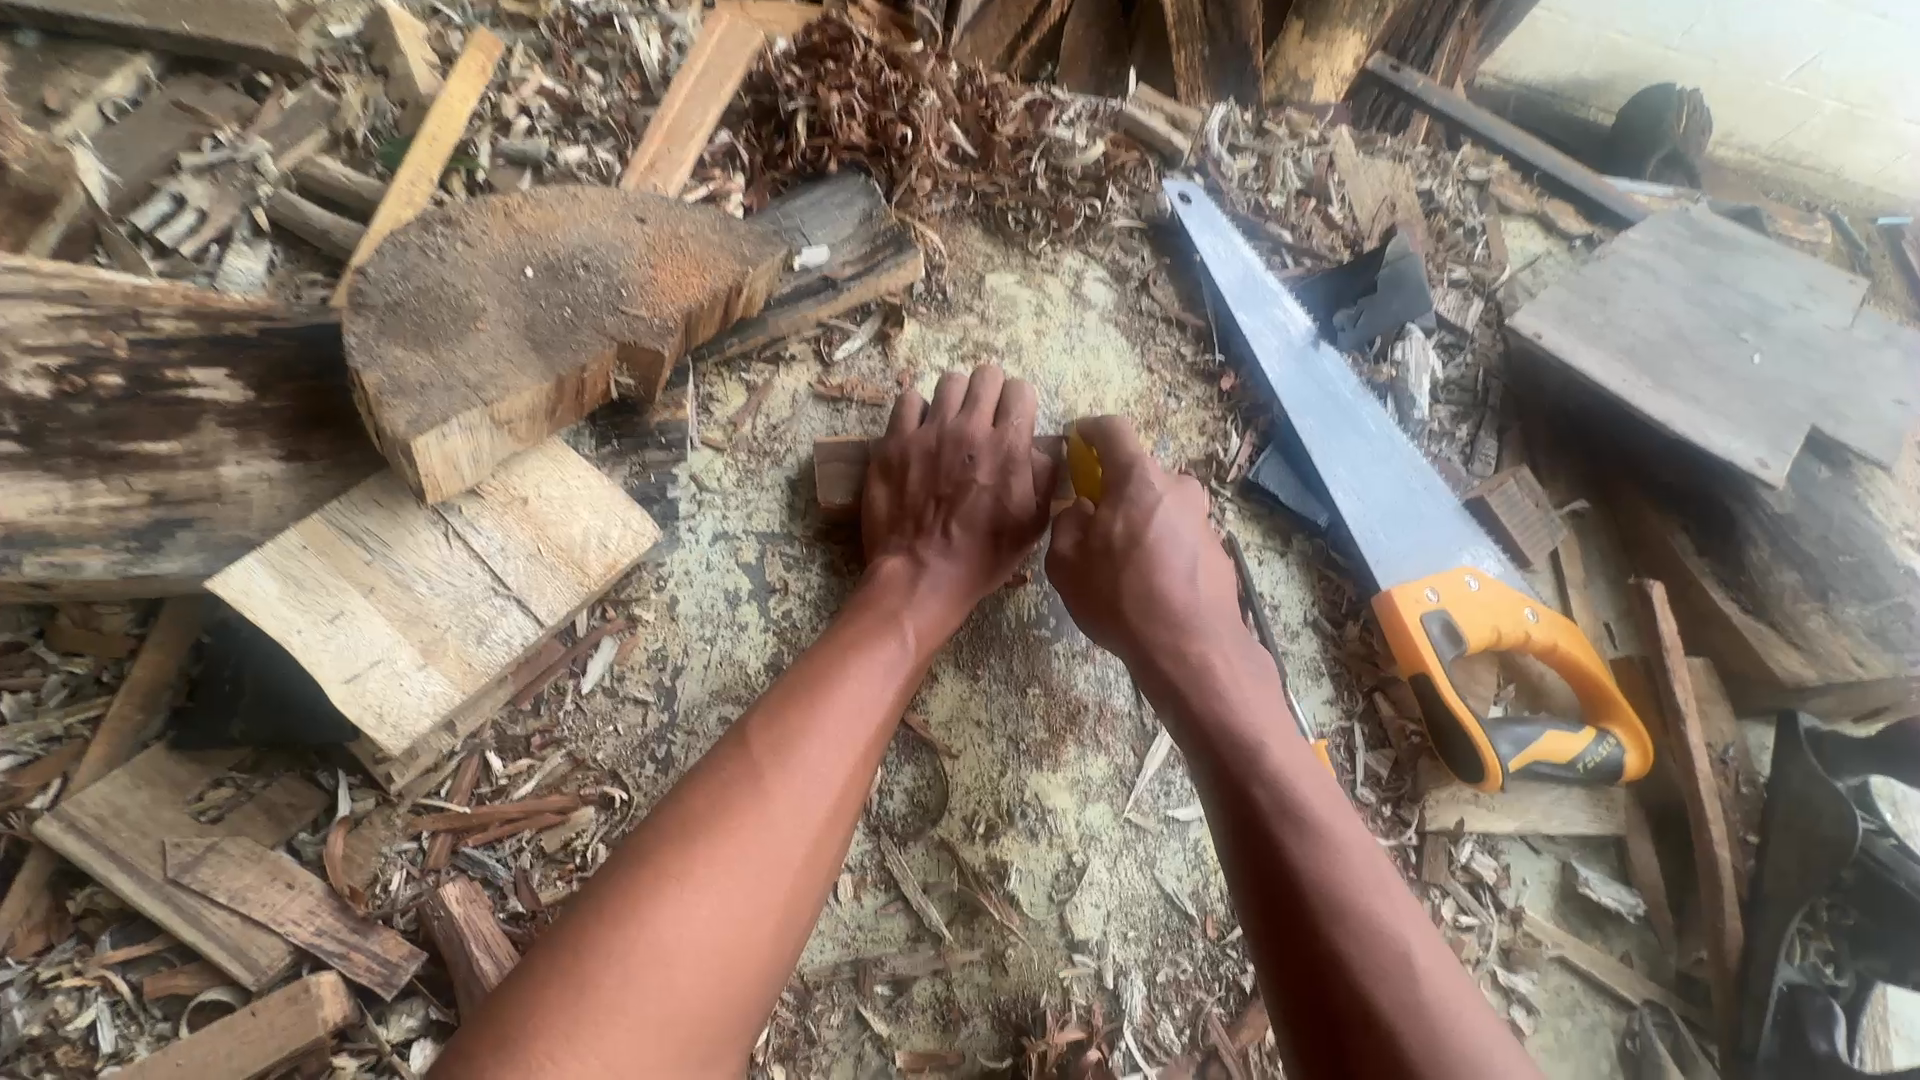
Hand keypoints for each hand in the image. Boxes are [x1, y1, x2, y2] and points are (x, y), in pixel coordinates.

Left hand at [862, 365, 1056, 632]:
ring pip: (948, 382)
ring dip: (955, 398)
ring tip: (951, 423)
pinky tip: (920, 432)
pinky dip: (917, 411)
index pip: (1020, 389)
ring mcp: (928, 432)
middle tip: (984, 417)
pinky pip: (908, 400)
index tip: (1012, 421)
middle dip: (990, 392)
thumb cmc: (981, 557)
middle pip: (986, 375)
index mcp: (1008, 447)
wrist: (921, 576)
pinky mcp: (894, 442)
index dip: (1019, 404)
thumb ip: (1043, 477)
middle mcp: (969, 429)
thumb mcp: (1032, 525)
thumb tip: (1039, 449)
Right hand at [1046, 416, 1244, 675]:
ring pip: (1160, 506)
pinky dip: (1161, 546)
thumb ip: (1067, 523)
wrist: (1191, 648)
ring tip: (1122, 564)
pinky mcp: (1218, 549)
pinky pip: (1178, 535)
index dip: (1090, 430)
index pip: (1113, 430)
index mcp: (1138, 479)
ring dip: (1139, 521)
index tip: (1077, 439)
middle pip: (1139, 474)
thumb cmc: (1120, 598)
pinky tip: (1150, 584)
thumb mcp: (1066, 563)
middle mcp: (1177, 488)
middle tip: (1094, 524)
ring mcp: (1203, 518)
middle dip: (1114, 490)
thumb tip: (1081, 510)